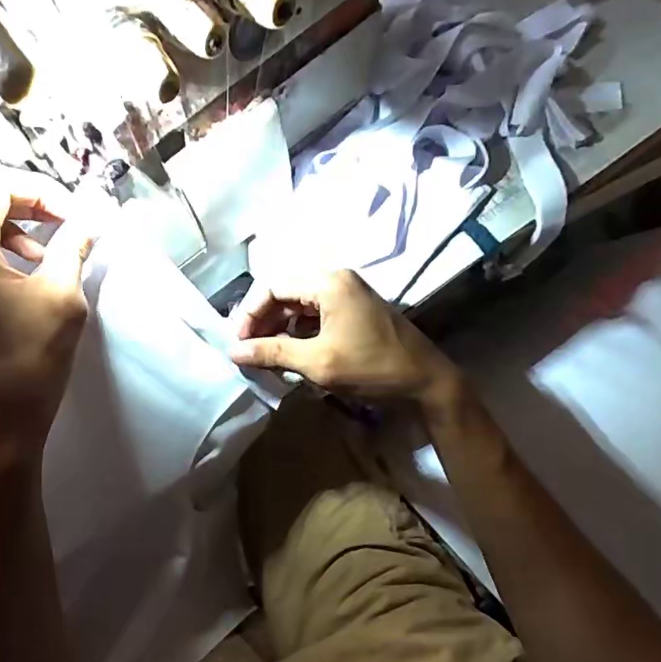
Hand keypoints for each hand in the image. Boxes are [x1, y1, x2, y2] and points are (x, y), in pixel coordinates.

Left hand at [0, 167, 96, 474]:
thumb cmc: (31, 363)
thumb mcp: (62, 298)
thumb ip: (72, 247)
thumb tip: (89, 219)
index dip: (40, 189)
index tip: (74, 215)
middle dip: (24, 204)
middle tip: (63, 223)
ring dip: (8, 229)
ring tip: (45, 254)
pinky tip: (18, 280)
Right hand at [228, 270, 462, 406]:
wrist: (426, 382)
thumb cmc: (371, 368)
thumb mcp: (317, 362)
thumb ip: (272, 353)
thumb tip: (234, 352)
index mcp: (328, 282)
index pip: (272, 287)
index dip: (249, 314)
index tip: (237, 343)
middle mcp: (337, 280)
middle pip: (285, 293)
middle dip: (262, 322)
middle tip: (247, 351)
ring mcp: (348, 295)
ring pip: (299, 306)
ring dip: (279, 329)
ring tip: (265, 357)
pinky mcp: (355, 311)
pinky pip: (315, 316)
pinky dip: (298, 334)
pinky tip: (289, 355)